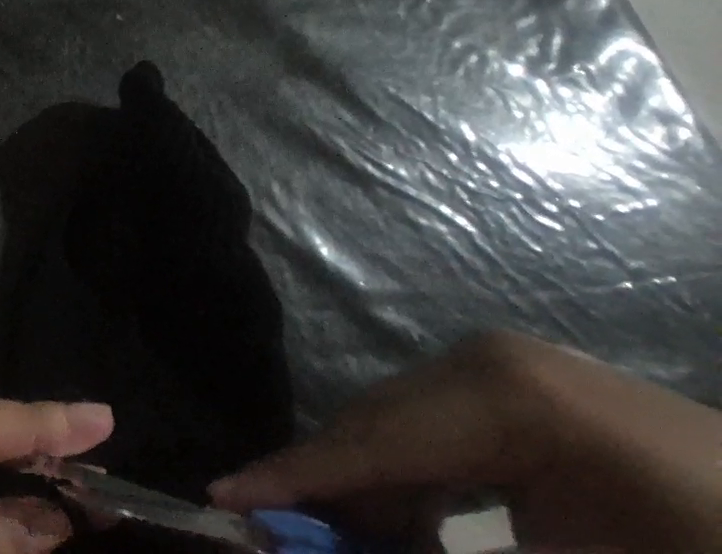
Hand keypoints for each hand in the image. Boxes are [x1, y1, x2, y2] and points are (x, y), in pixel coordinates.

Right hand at [208, 330, 721, 552]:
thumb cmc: (693, 542)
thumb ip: (441, 552)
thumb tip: (342, 545)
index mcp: (509, 395)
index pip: (374, 441)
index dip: (295, 476)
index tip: (222, 498)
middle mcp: (490, 363)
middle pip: (373, 425)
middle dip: (320, 484)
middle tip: (267, 528)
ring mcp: (508, 370)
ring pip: (396, 426)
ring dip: (363, 490)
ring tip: (325, 535)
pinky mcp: (525, 392)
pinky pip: (436, 432)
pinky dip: (409, 483)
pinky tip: (400, 528)